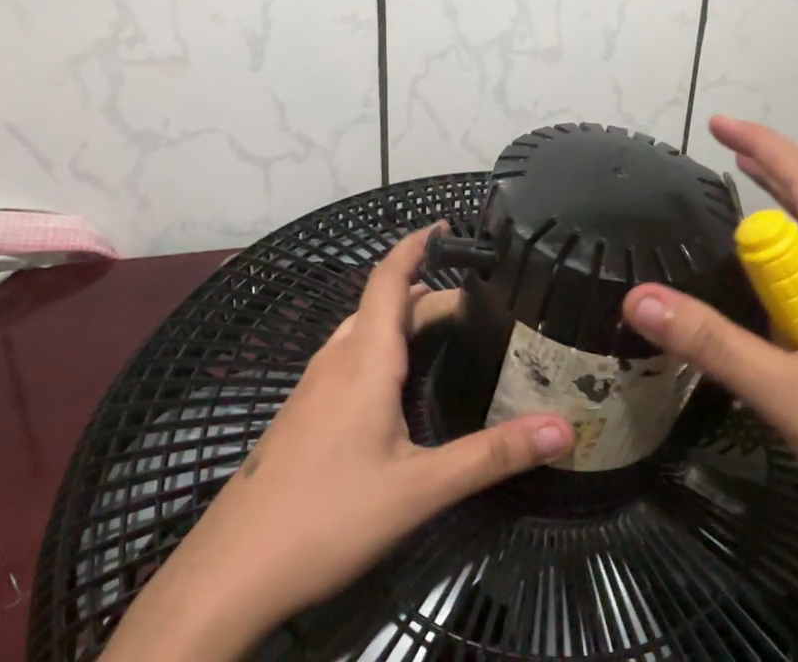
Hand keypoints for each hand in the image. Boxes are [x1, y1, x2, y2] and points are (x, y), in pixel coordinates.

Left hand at [101, 225, 575, 661]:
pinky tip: (397, 391)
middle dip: (428, 295)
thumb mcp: (422, 489)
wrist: (231, 572)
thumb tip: (567, 429)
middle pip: (382, 307)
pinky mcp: (300, 419)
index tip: (446, 226)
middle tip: (481, 307)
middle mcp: (335, 364)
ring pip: (361, 335)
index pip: (389, 281)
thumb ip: (493, 456)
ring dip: (401, 322)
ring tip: (445, 335)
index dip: (415, 247)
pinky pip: (346, 363)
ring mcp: (311, 391)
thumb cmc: (328, 517)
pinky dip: (380, 352)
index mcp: (365, 362)